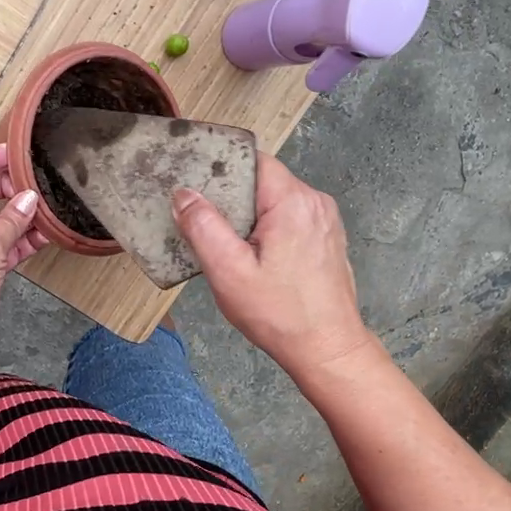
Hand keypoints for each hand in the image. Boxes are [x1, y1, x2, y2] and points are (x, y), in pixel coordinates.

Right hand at [172, 154, 377, 371]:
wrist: (326, 349)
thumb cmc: (279, 314)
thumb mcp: (228, 272)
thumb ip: (203, 228)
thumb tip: (184, 195)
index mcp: (292, 202)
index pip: (253, 161)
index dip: (222, 167)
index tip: (194, 183)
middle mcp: (315, 203)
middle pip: (262, 181)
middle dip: (230, 197)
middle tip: (200, 221)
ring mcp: (324, 221)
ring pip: (274, 201)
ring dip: (247, 216)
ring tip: (223, 243)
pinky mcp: (326, 239)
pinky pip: (289, 219)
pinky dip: (266, 229)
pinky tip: (250, 256)